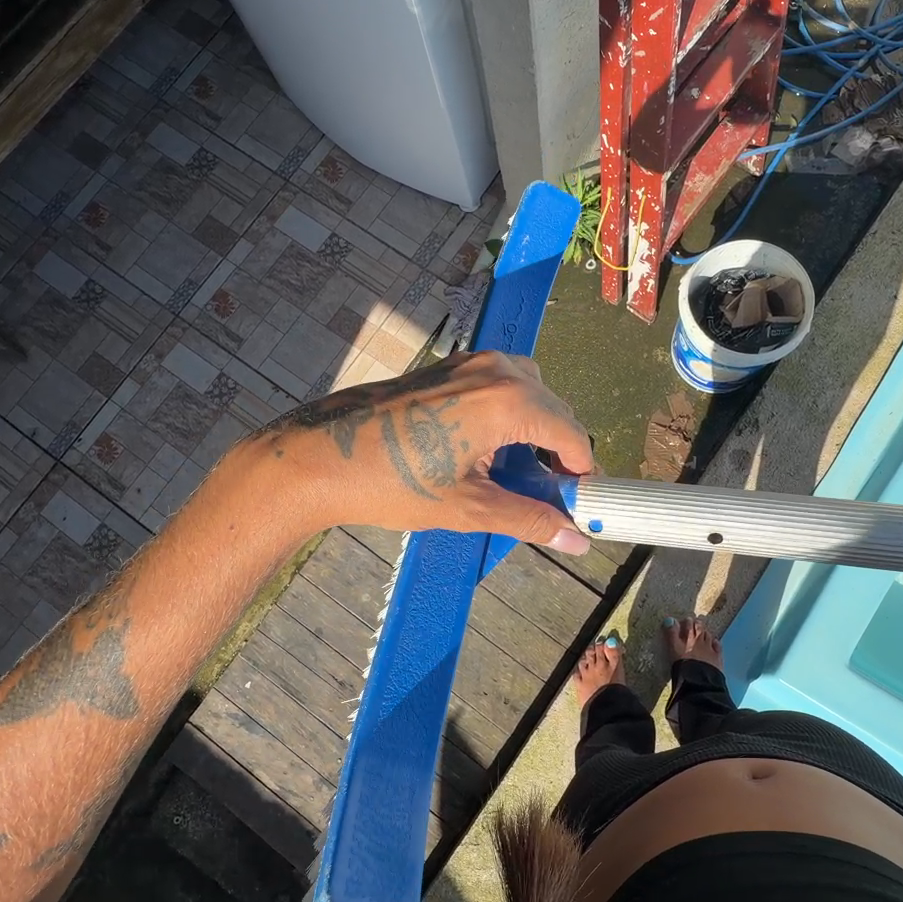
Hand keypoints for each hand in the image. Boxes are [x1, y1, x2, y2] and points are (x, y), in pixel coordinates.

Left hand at [246, 352, 594, 552]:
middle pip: (554, 407)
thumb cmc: (392, 484)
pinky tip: (488, 447)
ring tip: (520, 472)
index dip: (583, 471)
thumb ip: (530, 519)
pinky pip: (500, 381)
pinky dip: (510, 410)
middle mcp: (496, 369)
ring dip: (536, 426)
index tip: (581, 501)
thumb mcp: (468, 508)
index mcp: (508, 401)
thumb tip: (578, 540)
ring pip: (529, 390)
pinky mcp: (448, 364)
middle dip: (560, 449)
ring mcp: (469, 361)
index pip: (571, 433)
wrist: (320, 456)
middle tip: (551, 493)